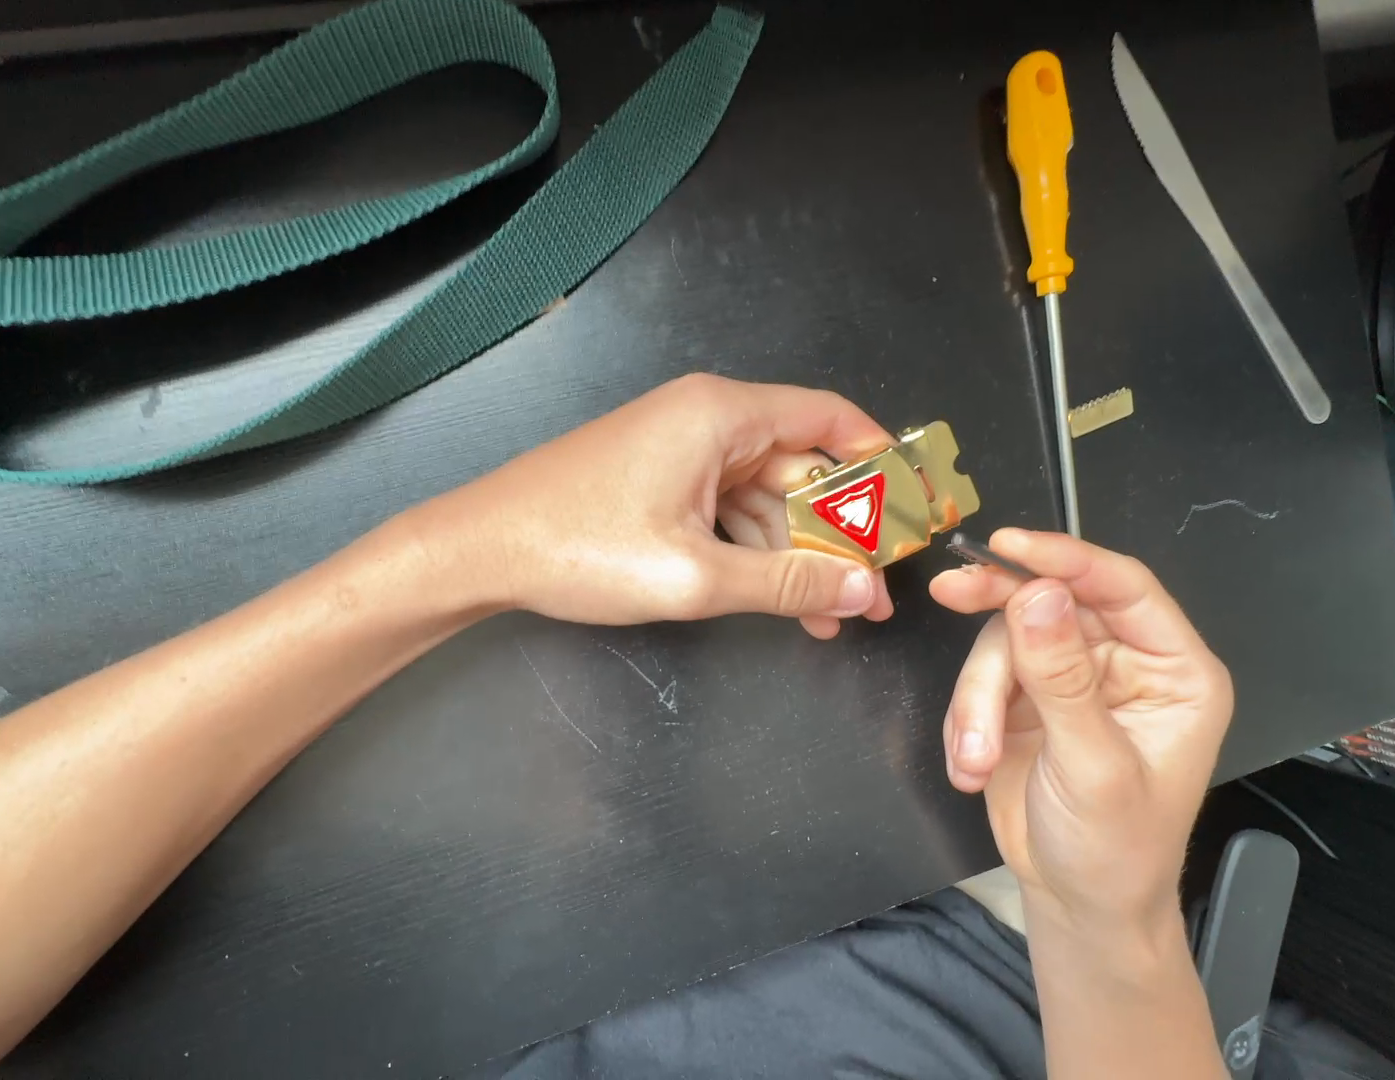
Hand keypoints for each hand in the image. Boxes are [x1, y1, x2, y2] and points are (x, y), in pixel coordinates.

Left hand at [436, 373, 896, 636]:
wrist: (479, 549)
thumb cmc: (582, 549)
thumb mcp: (695, 575)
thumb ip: (787, 581)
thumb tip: (865, 591)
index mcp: (721, 415)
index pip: (828, 417)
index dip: (879, 459)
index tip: (914, 505)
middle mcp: (707, 419)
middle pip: (801, 467)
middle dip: (840, 532)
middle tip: (872, 593)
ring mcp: (682, 451)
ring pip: (766, 498)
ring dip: (798, 553)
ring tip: (830, 617)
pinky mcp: (662, 480)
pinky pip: (729, 510)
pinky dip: (756, 552)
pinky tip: (781, 601)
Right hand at [929, 529, 1232, 932]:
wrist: (1075, 902)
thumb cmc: (1114, 846)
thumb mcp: (1091, 765)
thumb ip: (1062, 678)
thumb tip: (1035, 593)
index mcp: (1169, 669)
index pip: (1121, 587)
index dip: (1065, 558)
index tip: (1006, 543)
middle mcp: (1118, 661)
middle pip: (1048, 603)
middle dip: (996, 611)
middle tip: (947, 591)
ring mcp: (1064, 678)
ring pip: (1000, 645)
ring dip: (976, 703)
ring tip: (975, 759)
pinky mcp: (1020, 698)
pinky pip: (977, 681)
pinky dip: (964, 721)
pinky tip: (971, 766)